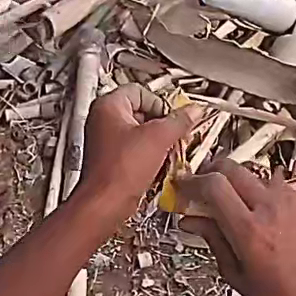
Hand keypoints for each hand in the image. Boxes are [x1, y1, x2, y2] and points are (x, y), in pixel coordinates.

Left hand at [73, 84, 203, 218]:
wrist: (106, 204)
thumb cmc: (119, 171)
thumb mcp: (159, 138)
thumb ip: (179, 121)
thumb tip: (192, 111)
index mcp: (108, 107)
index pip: (141, 91)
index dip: (161, 104)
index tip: (173, 118)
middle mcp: (103, 121)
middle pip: (142, 112)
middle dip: (162, 125)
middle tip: (173, 135)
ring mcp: (106, 141)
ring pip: (140, 133)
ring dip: (158, 142)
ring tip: (166, 152)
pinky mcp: (112, 160)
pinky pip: (136, 151)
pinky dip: (149, 156)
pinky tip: (157, 166)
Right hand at [179, 159, 295, 295]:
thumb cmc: (278, 291)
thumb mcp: (233, 272)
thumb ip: (211, 238)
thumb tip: (189, 219)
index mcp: (249, 230)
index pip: (213, 186)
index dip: (192, 182)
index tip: (183, 186)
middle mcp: (268, 209)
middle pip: (230, 168)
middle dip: (209, 172)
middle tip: (200, 185)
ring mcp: (286, 200)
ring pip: (249, 171)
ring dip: (232, 180)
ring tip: (227, 199)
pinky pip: (269, 181)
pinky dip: (254, 188)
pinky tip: (252, 206)